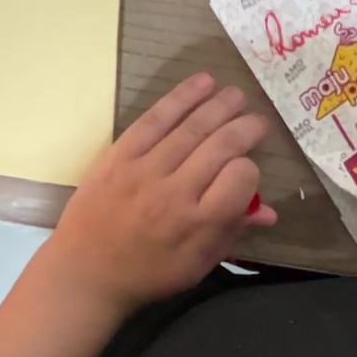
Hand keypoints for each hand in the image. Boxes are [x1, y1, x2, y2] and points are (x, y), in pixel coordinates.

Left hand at [44, 73, 274, 314]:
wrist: (88, 272)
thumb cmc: (150, 273)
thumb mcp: (198, 264)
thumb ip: (233, 232)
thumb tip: (268, 211)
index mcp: (200, 224)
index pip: (241, 179)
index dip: (251, 171)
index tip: (248, 174)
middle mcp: (177, 192)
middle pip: (221, 146)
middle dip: (246, 128)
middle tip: (257, 122)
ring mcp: (147, 170)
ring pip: (192, 127)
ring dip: (220, 105)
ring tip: (237, 95)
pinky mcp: (121, 155)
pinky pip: (156, 119)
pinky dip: (181, 98)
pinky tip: (202, 83)